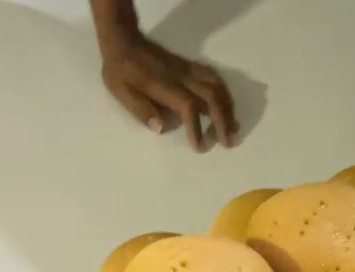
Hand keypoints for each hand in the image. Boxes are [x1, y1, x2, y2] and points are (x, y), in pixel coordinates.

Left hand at [98, 28, 237, 151]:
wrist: (123, 40)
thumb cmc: (120, 70)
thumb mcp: (122, 92)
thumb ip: (141, 109)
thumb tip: (160, 128)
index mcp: (164, 85)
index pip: (188, 106)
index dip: (196, 127)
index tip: (200, 147)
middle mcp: (181, 76)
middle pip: (211, 96)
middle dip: (223, 120)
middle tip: (229, 142)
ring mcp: (187, 70)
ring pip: (216, 85)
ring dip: (228, 107)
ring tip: (234, 128)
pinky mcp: (189, 67)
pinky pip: (214, 78)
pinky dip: (224, 93)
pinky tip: (227, 107)